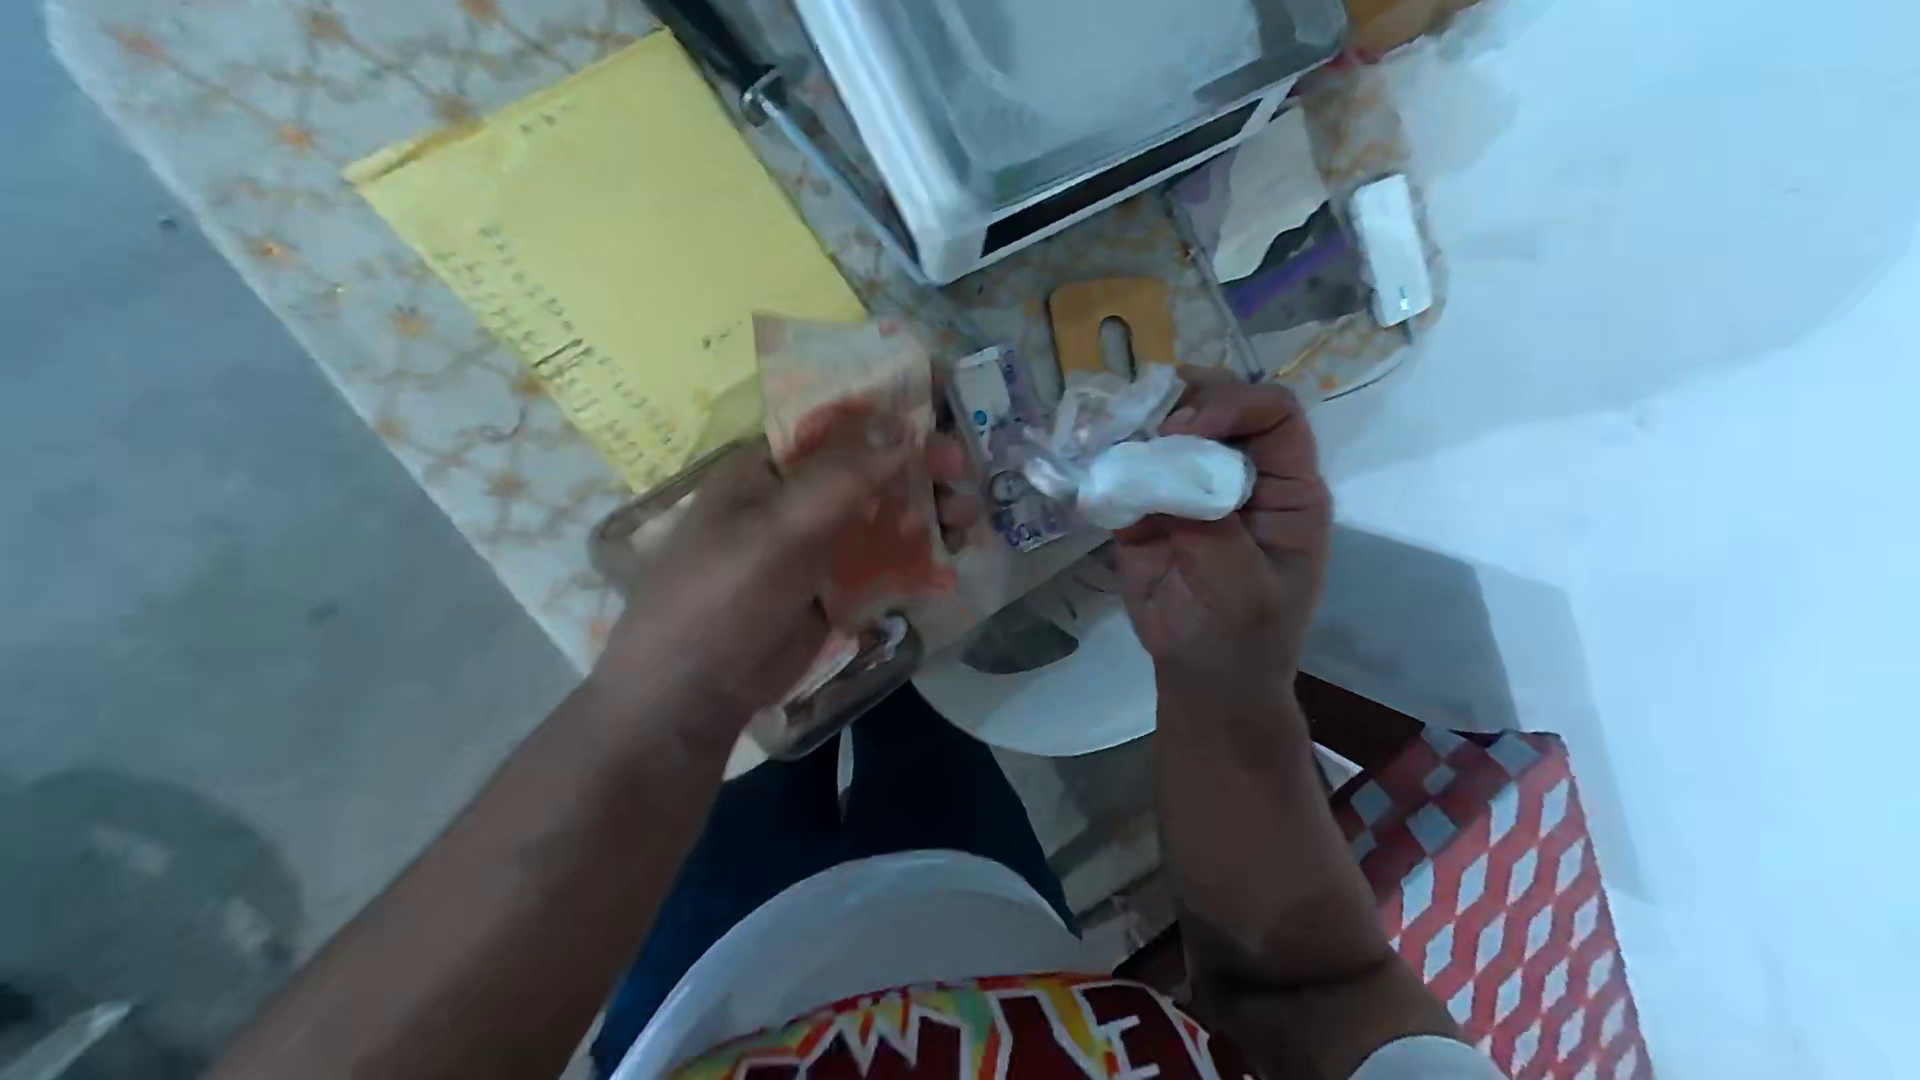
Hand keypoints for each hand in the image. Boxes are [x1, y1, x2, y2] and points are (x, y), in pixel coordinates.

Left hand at [589, 436, 979, 745]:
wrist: (693, 696)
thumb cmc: (721, 596)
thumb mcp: (776, 530)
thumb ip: (842, 478)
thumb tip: (904, 429)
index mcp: (770, 467)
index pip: (835, 421)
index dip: (888, 409)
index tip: (942, 403)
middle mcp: (797, 498)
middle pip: (870, 468)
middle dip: (918, 465)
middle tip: (960, 470)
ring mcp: (819, 545)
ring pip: (884, 515)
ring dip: (927, 512)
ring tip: (966, 519)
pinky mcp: (836, 588)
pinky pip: (885, 563)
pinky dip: (919, 560)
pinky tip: (950, 563)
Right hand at [1112, 367, 1331, 694]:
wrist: (1201, 676)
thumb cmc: (1242, 637)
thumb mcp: (1242, 587)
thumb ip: (1209, 527)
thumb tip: (1161, 468)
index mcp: (1286, 487)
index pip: (1272, 413)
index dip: (1231, 405)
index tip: (1183, 432)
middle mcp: (1239, 474)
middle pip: (1217, 406)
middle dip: (1179, 404)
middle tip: (1138, 420)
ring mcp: (1190, 487)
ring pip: (1166, 431)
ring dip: (1136, 425)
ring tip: (1103, 430)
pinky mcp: (1148, 507)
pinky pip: (1129, 471)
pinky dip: (1107, 460)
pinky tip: (1090, 459)